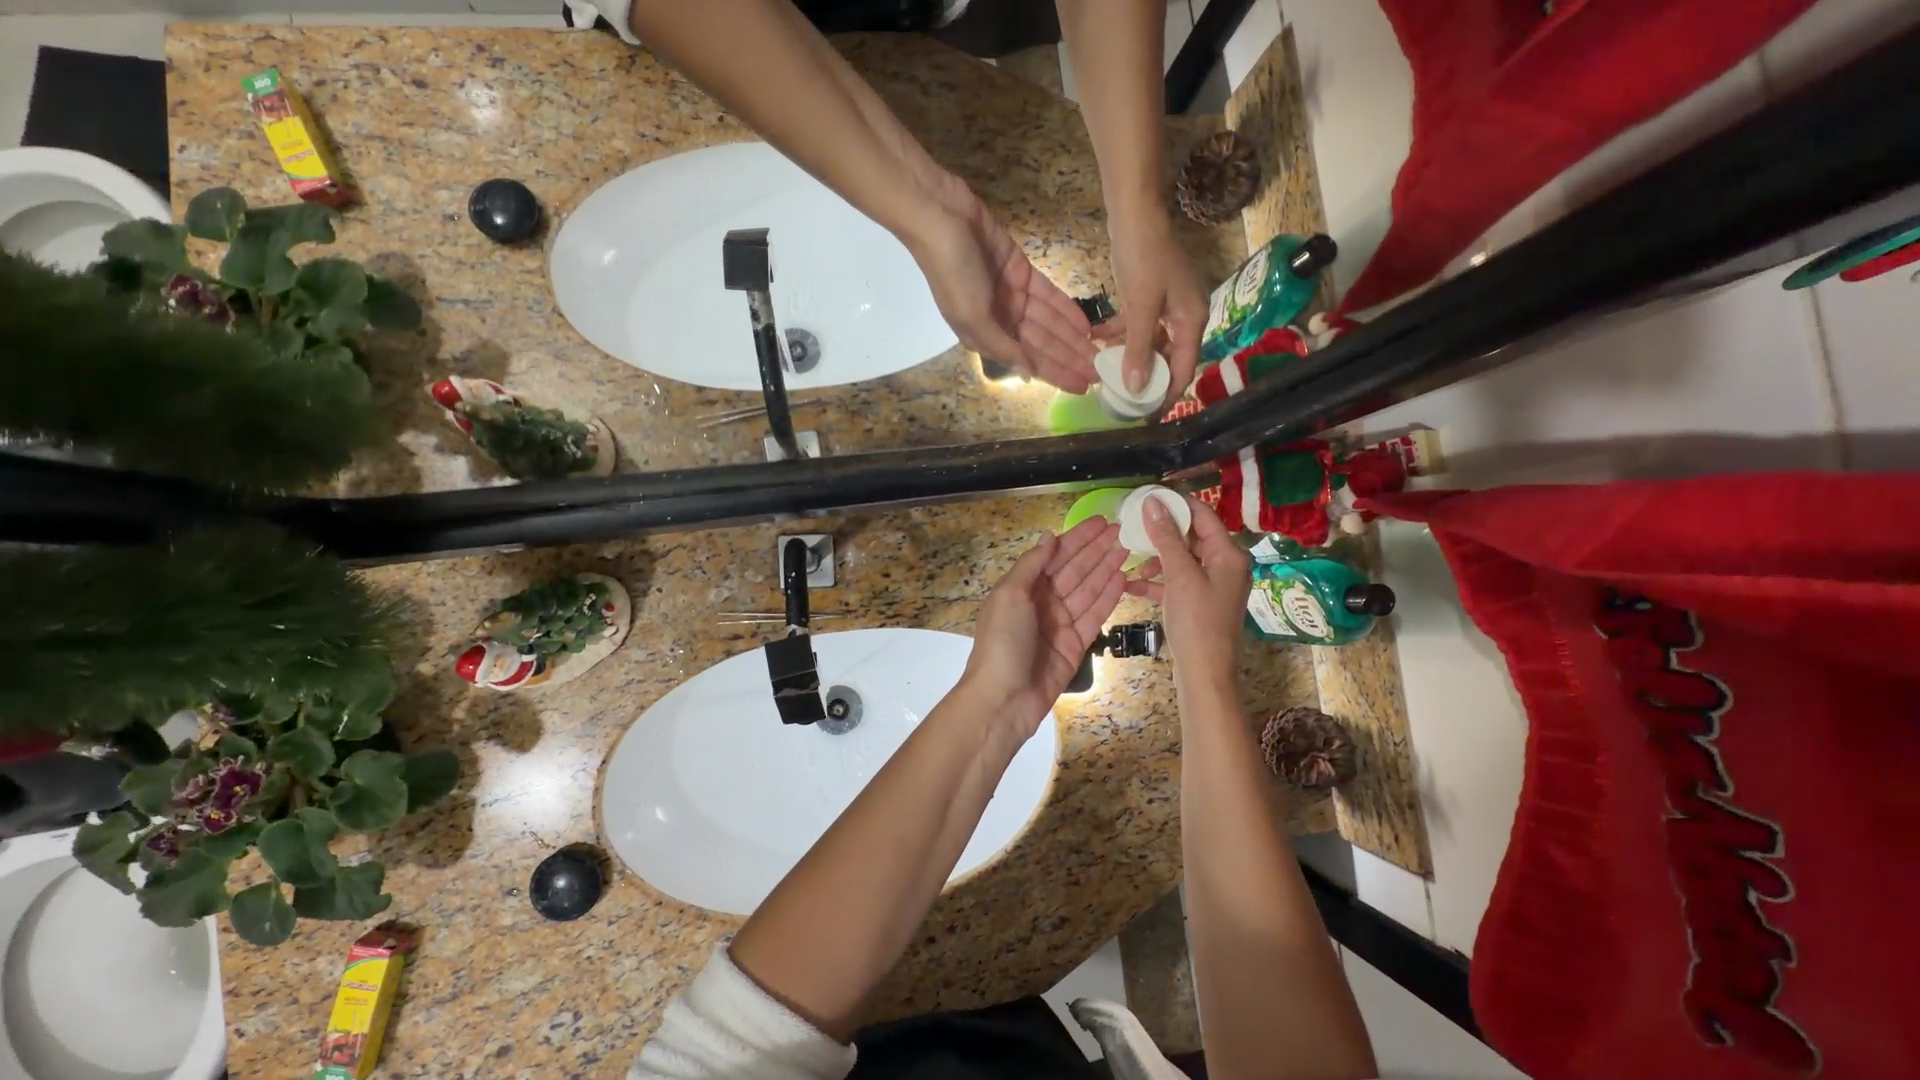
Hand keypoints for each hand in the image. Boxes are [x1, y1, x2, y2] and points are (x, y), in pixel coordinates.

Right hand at [903, 171, 1098, 392]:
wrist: (942, 219)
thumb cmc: (952, 274)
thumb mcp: (972, 318)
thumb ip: (1002, 347)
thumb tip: (1027, 373)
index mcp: (985, 336)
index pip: (1028, 360)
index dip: (1055, 374)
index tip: (1082, 388)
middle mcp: (1001, 320)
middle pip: (1044, 344)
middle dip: (1070, 359)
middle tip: (1101, 373)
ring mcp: (1012, 295)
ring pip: (1050, 322)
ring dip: (1073, 338)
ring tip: (1100, 351)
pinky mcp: (1021, 271)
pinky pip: (1050, 296)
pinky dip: (1067, 310)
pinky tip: (1086, 325)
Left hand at [962, 517, 1128, 735]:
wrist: (1002, 699)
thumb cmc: (1001, 642)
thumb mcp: (1010, 595)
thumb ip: (1031, 565)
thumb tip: (1049, 537)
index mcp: (1022, 588)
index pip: (1055, 556)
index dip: (1077, 539)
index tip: (1102, 522)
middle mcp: (1042, 603)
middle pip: (1074, 570)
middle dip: (1097, 550)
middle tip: (1124, 531)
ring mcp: (1060, 624)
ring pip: (1088, 590)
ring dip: (1107, 568)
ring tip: (1129, 548)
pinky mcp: (1075, 646)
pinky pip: (1094, 615)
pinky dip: (1108, 597)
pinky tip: (1124, 578)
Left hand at [1099, 211, 1208, 401]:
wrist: (1136, 212)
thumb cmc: (1145, 257)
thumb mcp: (1141, 307)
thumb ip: (1139, 348)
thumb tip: (1137, 388)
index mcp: (1192, 320)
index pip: (1184, 368)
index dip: (1168, 393)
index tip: (1149, 414)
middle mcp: (1185, 316)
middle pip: (1168, 357)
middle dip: (1146, 378)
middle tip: (1124, 400)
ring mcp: (1168, 305)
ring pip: (1150, 341)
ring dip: (1130, 356)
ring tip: (1107, 376)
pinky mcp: (1151, 295)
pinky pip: (1138, 323)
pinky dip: (1120, 333)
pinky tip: (1096, 340)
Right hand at [1125, 495, 1249, 679]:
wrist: (1205, 674)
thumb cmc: (1197, 623)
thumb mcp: (1180, 576)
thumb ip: (1166, 538)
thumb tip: (1153, 501)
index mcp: (1228, 554)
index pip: (1202, 514)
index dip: (1176, 502)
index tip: (1147, 495)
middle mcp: (1225, 565)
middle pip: (1191, 536)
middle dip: (1162, 531)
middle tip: (1131, 524)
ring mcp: (1213, 586)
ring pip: (1182, 560)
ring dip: (1156, 557)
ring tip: (1128, 556)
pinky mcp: (1200, 603)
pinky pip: (1177, 582)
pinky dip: (1157, 581)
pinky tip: (1131, 585)